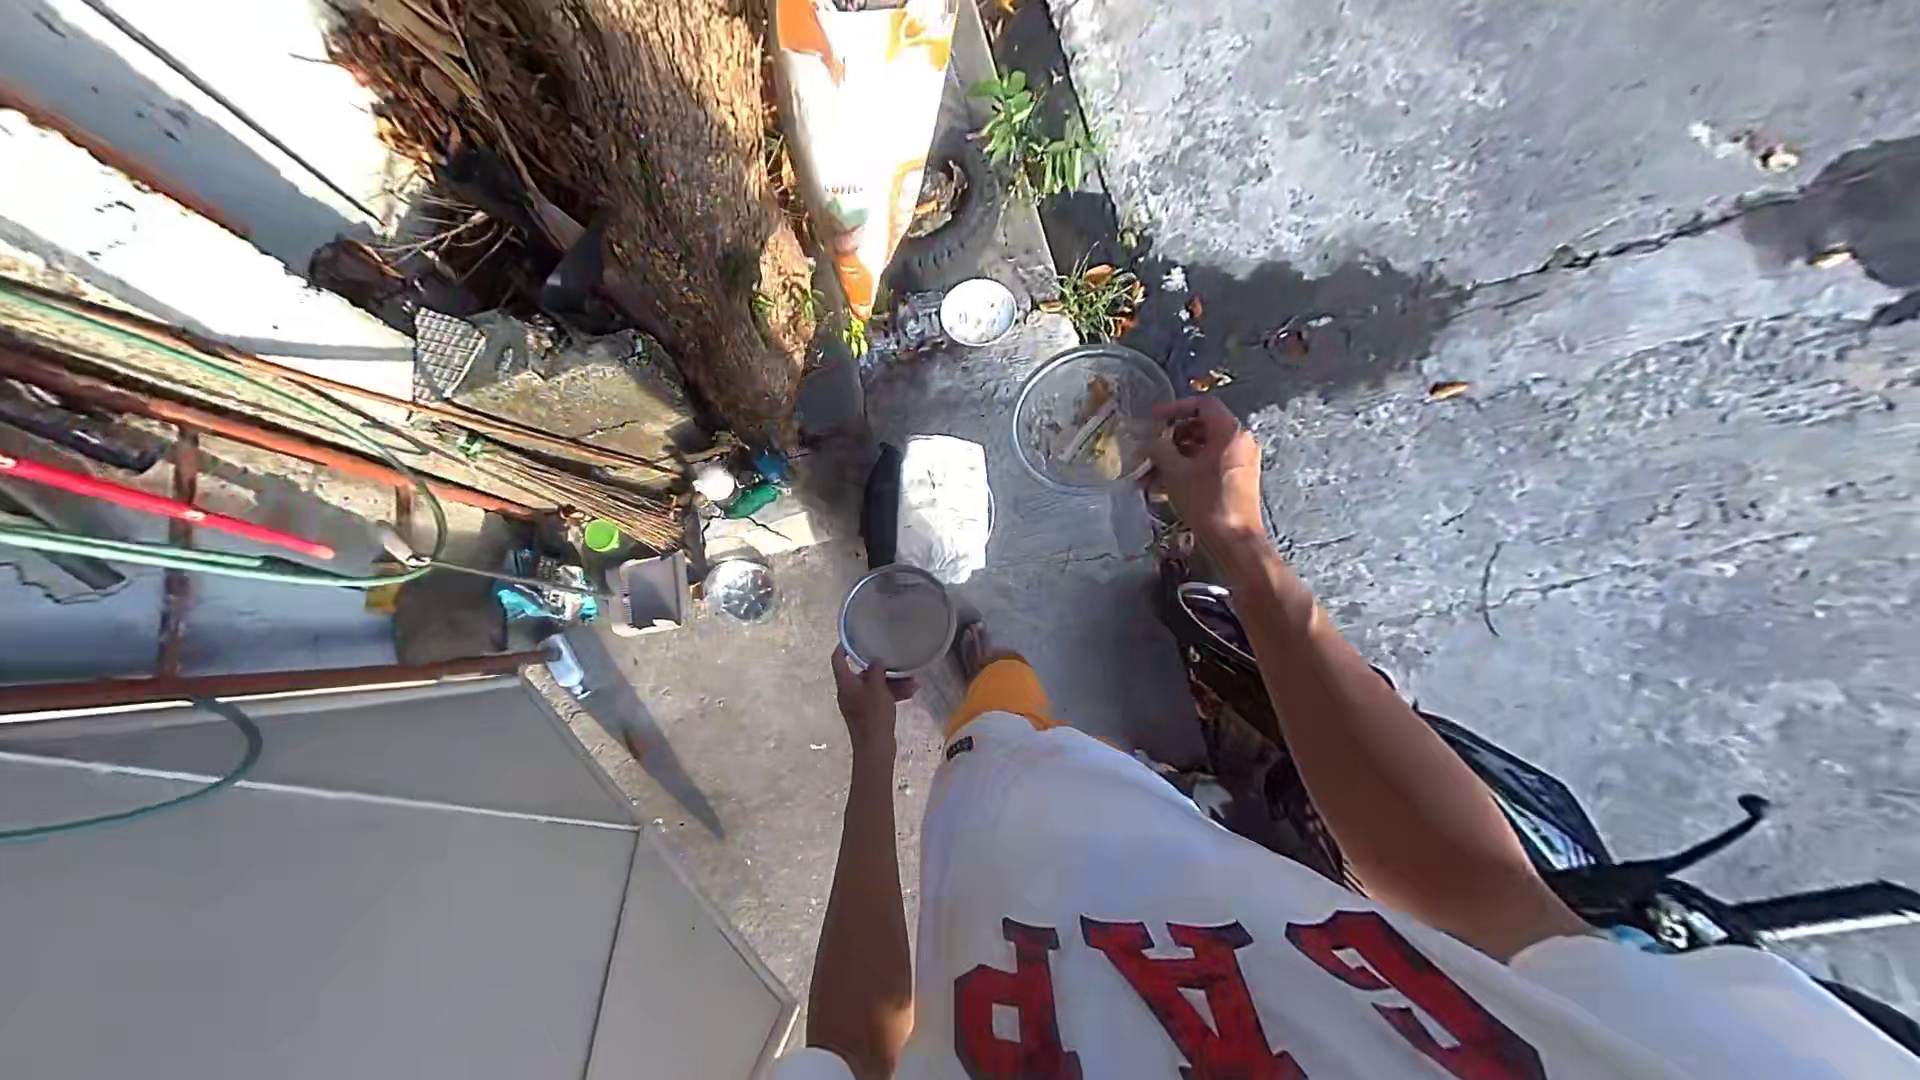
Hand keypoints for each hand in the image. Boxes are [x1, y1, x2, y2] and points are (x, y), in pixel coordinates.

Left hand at [831, 647, 915, 763]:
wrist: (875, 747)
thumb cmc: (873, 714)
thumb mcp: (877, 688)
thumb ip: (876, 671)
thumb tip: (876, 662)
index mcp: (845, 684)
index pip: (838, 660)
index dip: (843, 647)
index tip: (854, 638)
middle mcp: (849, 692)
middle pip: (863, 674)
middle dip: (883, 669)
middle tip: (898, 663)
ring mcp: (858, 704)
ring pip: (875, 687)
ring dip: (893, 683)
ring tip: (914, 682)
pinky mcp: (868, 714)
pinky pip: (880, 698)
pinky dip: (892, 694)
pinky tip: (911, 693)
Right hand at [1146, 396, 1265, 555]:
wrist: (1234, 540)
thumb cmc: (1206, 501)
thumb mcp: (1176, 472)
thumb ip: (1160, 450)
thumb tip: (1150, 441)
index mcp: (1230, 432)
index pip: (1202, 405)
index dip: (1174, 408)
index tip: (1153, 418)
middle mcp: (1239, 441)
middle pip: (1201, 427)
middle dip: (1170, 439)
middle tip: (1149, 450)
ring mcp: (1240, 461)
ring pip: (1201, 449)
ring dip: (1173, 458)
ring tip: (1148, 475)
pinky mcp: (1236, 479)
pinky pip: (1208, 464)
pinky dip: (1186, 470)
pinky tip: (1161, 486)